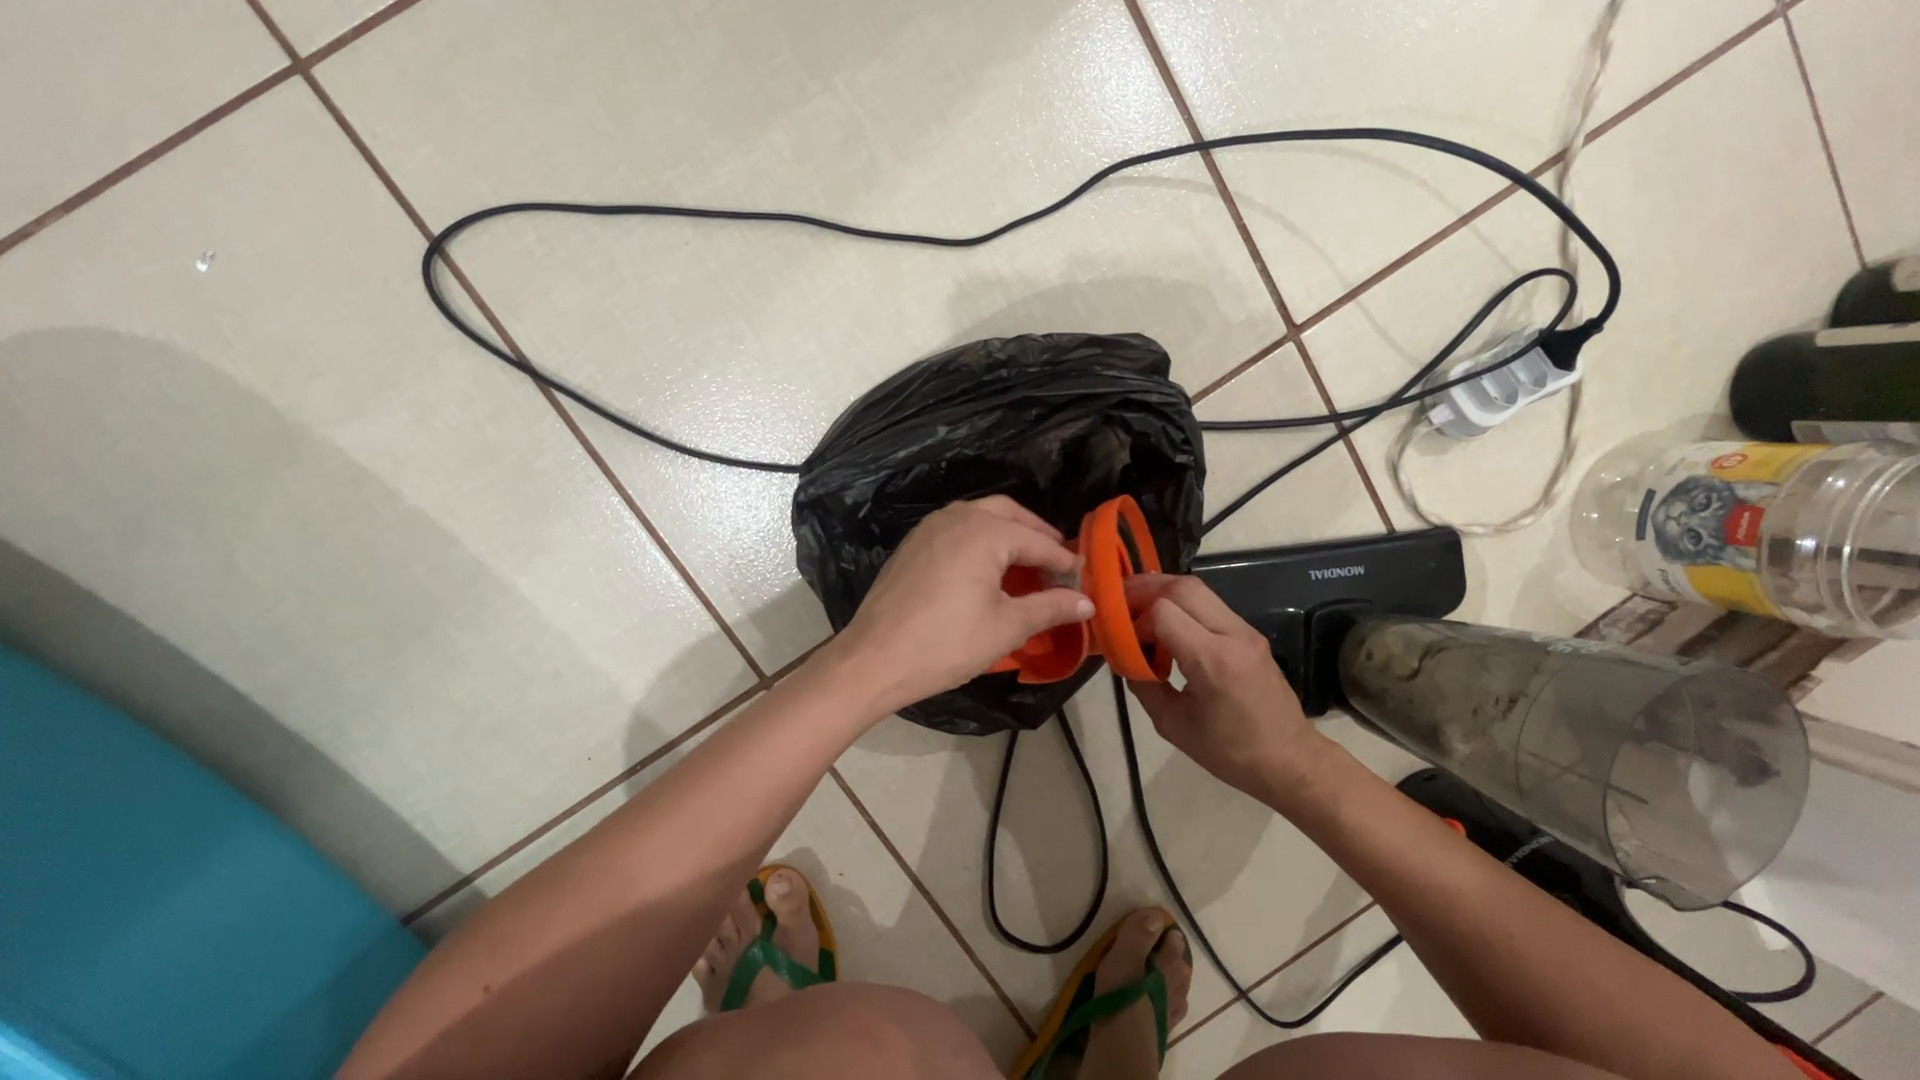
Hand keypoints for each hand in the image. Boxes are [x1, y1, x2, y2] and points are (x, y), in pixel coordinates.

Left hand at [827, 496, 1093, 714]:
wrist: (873, 659)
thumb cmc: (946, 643)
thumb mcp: (1006, 627)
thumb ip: (1050, 608)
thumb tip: (1087, 602)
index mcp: (985, 531)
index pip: (1038, 541)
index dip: (1063, 562)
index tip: (1084, 580)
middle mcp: (957, 517)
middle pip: (1008, 513)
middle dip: (1036, 534)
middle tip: (1057, 562)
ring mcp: (929, 528)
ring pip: (978, 517)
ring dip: (1006, 533)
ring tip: (1025, 565)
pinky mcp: (911, 545)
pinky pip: (956, 530)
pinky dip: (979, 540)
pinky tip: (986, 570)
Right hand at [1124, 574, 1325, 799]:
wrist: (1289, 760)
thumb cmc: (1230, 752)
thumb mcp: (1173, 725)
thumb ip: (1143, 684)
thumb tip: (1123, 657)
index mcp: (1213, 661)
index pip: (1163, 611)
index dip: (1135, 619)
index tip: (1124, 640)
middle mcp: (1233, 635)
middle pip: (1182, 586)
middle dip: (1146, 590)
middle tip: (1121, 607)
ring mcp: (1246, 631)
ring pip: (1197, 589)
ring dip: (1163, 593)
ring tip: (1139, 613)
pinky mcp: (1249, 634)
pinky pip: (1209, 605)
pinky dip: (1181, 605)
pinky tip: (1166, 627)